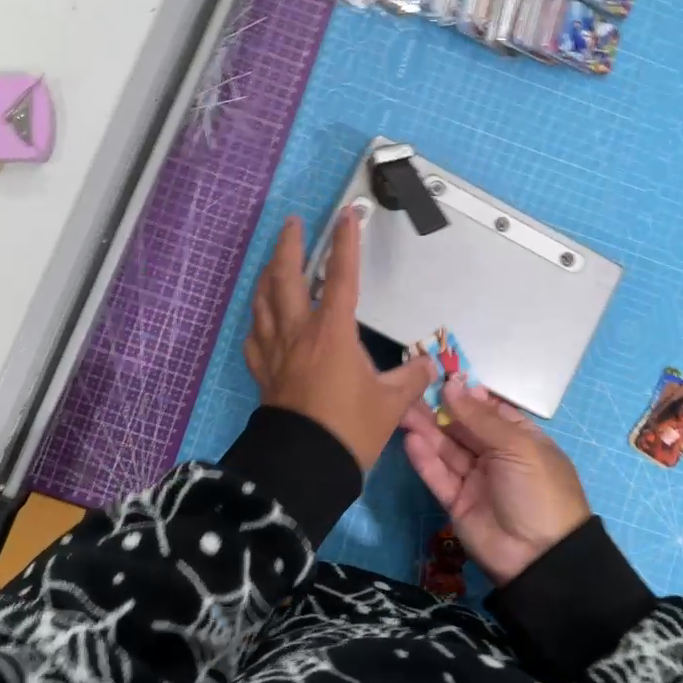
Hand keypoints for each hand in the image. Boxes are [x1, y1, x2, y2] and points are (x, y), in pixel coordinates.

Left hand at [245, 210, 436, 469]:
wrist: (303, 467)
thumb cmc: (349, 430)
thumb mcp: (390, 404)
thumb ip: (410, 379)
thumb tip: (427, 365)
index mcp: (331, 333)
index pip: (341, 277)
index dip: (345, 243)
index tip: (347, 216)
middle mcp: (297, 333)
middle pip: (286, 277)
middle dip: (289, 245)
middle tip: (292, 224)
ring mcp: (274, 351)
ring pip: (263, 300)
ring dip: (268, 273)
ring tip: (275, 260)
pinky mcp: (263, 371)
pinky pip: (255, 333)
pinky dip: (258, 316)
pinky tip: (262, 315)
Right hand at [401, 379, 591, 586]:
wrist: (540, 557)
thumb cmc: (538, 489)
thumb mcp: (516, 446)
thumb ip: (479, 417)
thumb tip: (452, 384)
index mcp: (520, 439)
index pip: (488, 410)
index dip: (465, 395)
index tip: (437, 377)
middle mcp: (496, 456)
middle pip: (462, 427)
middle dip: (439, 409)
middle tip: (410, 389)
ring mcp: (475, 480)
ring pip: (446, 449)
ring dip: (426, 429)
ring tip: (402, 409)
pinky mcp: (457, 502)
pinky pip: (439, 475)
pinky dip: (424, 458)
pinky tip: (410, 439)